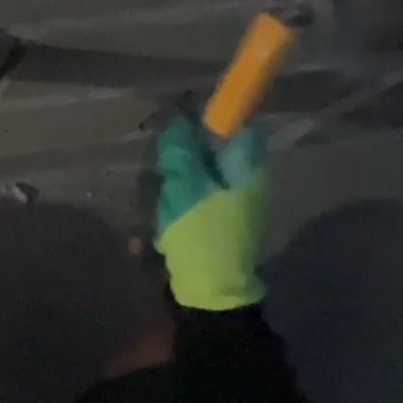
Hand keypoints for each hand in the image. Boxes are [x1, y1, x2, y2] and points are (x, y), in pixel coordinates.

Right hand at [154, 114, 267, 310]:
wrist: (210, 290)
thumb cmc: (200, 232)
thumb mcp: (183, 184)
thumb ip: (179, 147)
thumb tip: (177, 113)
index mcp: (247, 169)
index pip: (235, 127)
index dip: (205, 119)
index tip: (175, 123)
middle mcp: (246, 183)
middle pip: (210, 152)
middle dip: (179, 158)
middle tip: (158, 168)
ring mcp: (234, 205)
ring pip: (196, 177)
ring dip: (170, 186)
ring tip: (154, 205)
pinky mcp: (218, 224)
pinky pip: (190, 201)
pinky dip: (172, 207)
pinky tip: (155, 227)